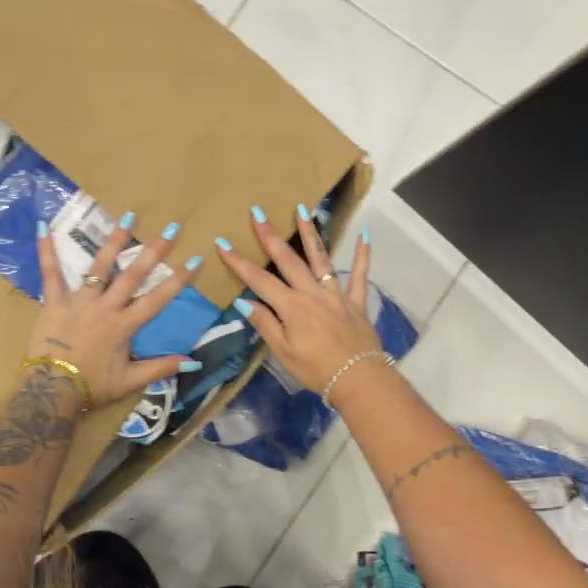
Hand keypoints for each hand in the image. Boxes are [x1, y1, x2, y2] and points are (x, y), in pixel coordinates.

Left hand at [26, 214, 201, 408]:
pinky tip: (44, 227)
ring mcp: (79, 301)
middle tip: (171, 228)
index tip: (195, 260)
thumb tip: (193, 361)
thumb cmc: (92, 387)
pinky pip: (50, 273)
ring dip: (115, 240)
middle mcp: (105, 307)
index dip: (178, 280)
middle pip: (134, 275)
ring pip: (100, 266)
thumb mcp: (129, 382)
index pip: (157, 299)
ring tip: (128, 216)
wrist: (53, 390)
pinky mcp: (54, 302)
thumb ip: (160, 368)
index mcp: (124, 326)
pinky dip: (46, 250)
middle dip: (154, 251)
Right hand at [212, 206, 384, 395]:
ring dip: (310, 234)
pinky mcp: (355, 302)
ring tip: (302, 209)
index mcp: (292, 306)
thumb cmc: (315, 369)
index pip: (259, 280)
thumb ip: (265, 324)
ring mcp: (336, 295)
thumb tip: (244, 301)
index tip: (223, 243)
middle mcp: (312, 293)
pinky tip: (365, 235)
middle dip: (270, 236)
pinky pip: (359, 275)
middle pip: (288, 260)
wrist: (357, 378)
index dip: (239, 262)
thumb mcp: (283, 351)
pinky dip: (362, 255)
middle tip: (258, 212)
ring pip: (321, 259)